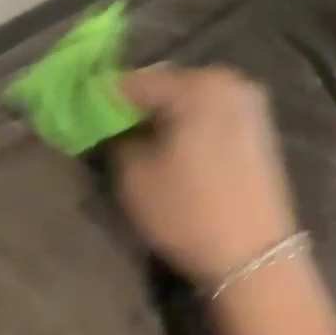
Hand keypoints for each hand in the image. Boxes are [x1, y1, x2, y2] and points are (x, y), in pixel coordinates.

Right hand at [114, 65, 300, 286]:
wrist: (251, 252)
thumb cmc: (186, 212)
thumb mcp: (135, 179)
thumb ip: (117, 142)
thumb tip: (110, 128)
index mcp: (196, 87)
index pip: (133, 82)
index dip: (101, 100)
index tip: (78, 118)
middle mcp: (228, 82)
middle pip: (165, 87)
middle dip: (133, 108)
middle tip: (106, 133)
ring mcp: (248, 103)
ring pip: (187, 102)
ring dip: (159, 119)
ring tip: (135, 146)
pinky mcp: (257, 128)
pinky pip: (207, 116)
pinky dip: (183, 127)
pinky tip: (167, 152)